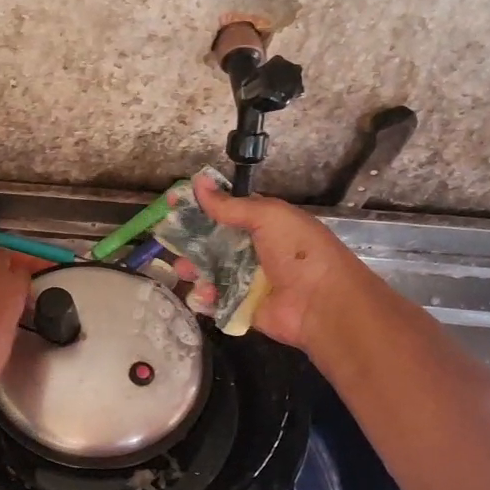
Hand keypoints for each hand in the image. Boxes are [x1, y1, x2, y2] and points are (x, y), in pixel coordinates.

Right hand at [185, 174, 350, 349]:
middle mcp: (255, 250)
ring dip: (193, 268)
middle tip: (167, 239)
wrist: (322, 304)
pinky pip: (215, 301)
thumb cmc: (299, 252)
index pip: (226, 210)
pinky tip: (203, 293)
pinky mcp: (242, 307)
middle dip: (190, 240)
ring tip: (183, 270)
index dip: (200, 206)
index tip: (172, 201)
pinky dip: (205, 297)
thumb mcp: (268, 217)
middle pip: (213, 242)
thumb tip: (198, 182)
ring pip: (210, 270)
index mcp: (265, 224)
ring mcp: (248, 281)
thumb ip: (230, 204)